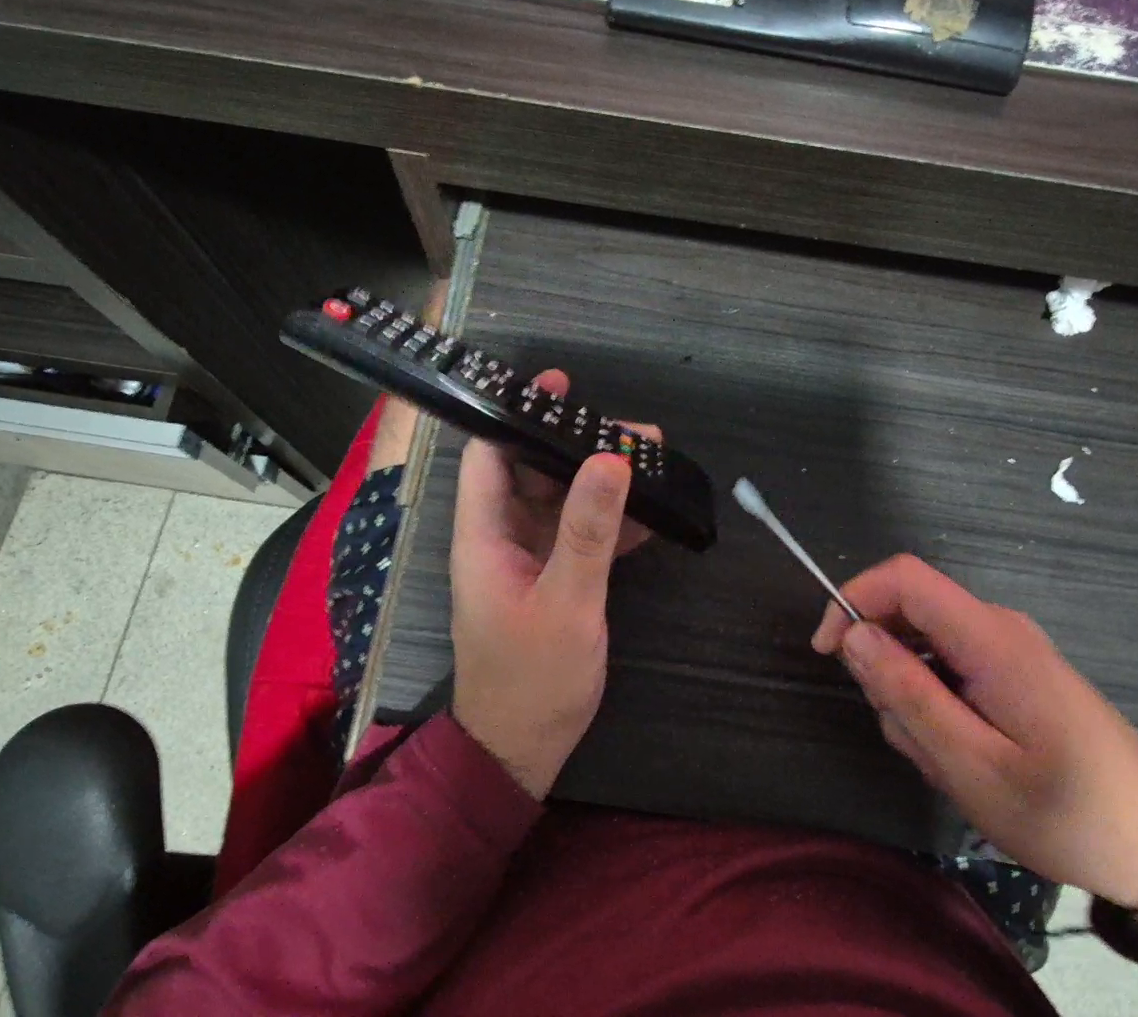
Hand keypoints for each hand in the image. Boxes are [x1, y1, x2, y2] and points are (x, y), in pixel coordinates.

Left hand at [449, 370, 655, 799]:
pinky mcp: (551, 582)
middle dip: (578, 446)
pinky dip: (610, 523)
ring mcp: (526, 560)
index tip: (562, 387)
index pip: (489, 455)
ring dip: (601, 483)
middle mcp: (499, 538)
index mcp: (483, 535)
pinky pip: (579, 538)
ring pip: (561, 503)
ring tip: (654, 461)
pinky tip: (652, 513)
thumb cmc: (533, 679)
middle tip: (636, 431)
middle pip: (533, 472)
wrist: (520, 750)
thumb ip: (588, 530)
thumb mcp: (567, 601)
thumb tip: (611, 459)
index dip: (518, 414)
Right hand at [809, 554, 1137, 907]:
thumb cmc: (1065, 813)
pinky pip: (950, 675)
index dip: (852, 600)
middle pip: (909, 617)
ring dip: (913, 705)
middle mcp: (999, 630)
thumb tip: (853, 635)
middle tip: (914, 743)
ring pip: (924, 653)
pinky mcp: (1013, 679)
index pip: (903, 577)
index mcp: (991, 639)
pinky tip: (963, 759)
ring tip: (950, 765)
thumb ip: (908, 694)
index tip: (827, 655)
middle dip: (886, 673)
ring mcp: (1009, 654)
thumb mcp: (971, 764)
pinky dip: (937, 712)